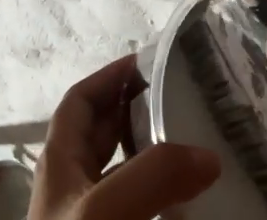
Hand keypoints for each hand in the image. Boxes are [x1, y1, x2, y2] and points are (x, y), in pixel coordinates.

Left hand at [31, 54, 221, 219]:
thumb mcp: (103, 211)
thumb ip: (151, 176)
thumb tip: (207, 155)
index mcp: (59, 165)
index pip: (78, 102)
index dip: (109, 76)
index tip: (149, 61)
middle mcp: (72, 190)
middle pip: (100, 134)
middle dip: (135, 109)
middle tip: (182, 96)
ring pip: (120, 175)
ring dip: (151, 155)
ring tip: (194, 142)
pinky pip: (139, 211)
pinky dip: (162, 200)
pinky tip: (190, 203)